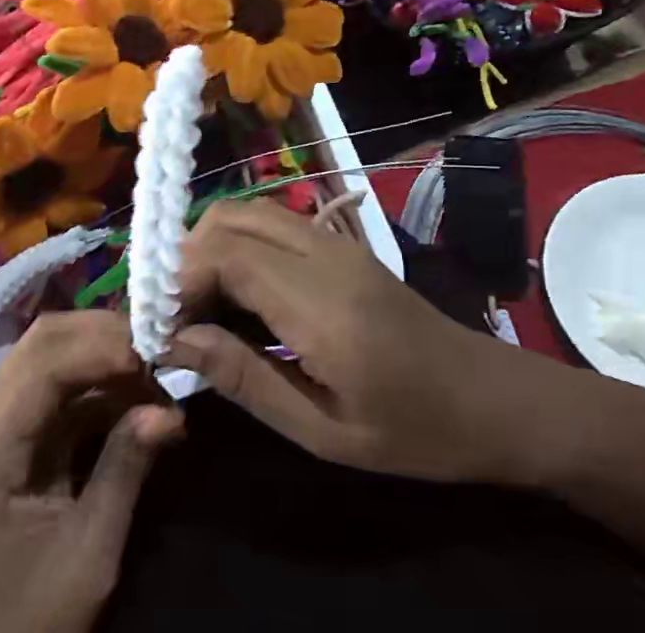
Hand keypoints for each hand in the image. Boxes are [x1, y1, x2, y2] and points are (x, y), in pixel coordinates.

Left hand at [0, 312, 182, 632]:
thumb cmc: (35, 616)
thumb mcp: (89, 552)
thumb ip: (124, 470)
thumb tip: (169, 409)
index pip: (39, 368)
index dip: (98, 349)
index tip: (154, 358)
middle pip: (41, 344)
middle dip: (104, 339)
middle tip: (158, 360)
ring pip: (50, 355)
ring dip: (105, 358)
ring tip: (156, 387)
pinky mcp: (14, 436)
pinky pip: (59, 386)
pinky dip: (100, 384)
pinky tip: (137, 404)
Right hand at [163, 199, 527, 482]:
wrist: (489, 398)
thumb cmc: (412, 431)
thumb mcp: (323, 430)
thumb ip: (245, 378)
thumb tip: (176, 341)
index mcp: (322, 304)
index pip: (226, 254)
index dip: (177, 279)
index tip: (155, 326)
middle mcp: (327, 255)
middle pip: (231, 218)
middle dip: (185, 259)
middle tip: (172, 318)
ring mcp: (339, 244)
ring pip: (251, 213)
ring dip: (210, 249)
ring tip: (198, 310)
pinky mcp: (345, 248)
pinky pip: (275, 226)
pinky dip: (239, 248)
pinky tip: (237, 299)